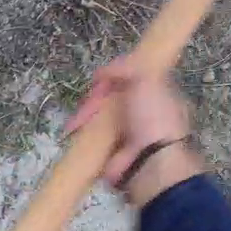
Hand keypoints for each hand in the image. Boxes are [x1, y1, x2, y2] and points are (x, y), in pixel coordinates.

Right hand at [66, 56, 204, 206]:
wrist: (149, 161)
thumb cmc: (152, 118)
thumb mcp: (146, 81)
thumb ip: (125, 69)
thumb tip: (103, 71)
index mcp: (155, 96)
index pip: (129, 81)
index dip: (112, 78)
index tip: (98, 80)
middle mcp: (142, 114)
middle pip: (111, 99)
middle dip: (94, 100)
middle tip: (87, 104)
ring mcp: (126, 134)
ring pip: (99, 118)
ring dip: (85, 117)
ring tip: (75, 123)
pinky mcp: (112, 151)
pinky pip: (93, 137)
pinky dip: (83, 134)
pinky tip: (75, 132)